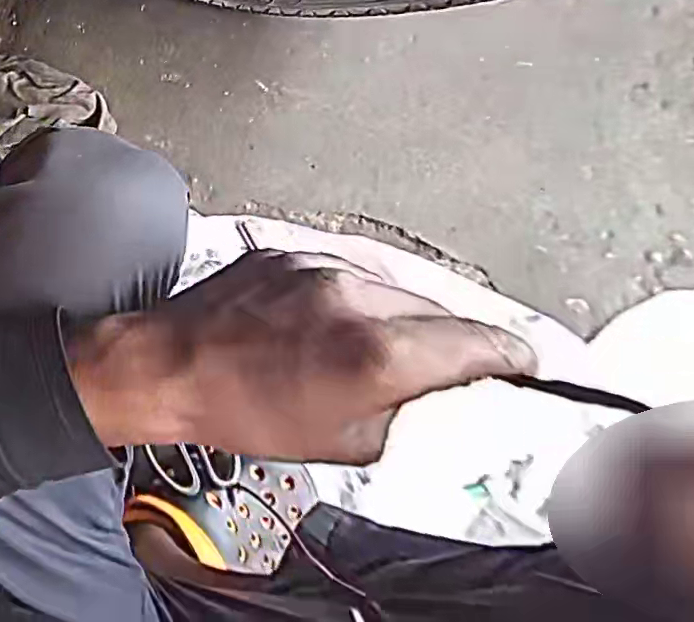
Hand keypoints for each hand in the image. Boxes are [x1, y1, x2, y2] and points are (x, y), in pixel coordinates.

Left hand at [65, 249, 535, 463]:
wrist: (169, 364)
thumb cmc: (240, 408)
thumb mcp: (348, 440)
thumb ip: (413, 412)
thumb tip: (450, 397)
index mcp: (375, 350)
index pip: (484, 342)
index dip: (514, 360)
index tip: (524, 368)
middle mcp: (349, 295)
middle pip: (442, 307)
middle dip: (457, 338)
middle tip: (455, 364)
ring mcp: (312, 266)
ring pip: (392, 282)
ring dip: (404, 311)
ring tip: (383, 342)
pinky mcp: (282, 252)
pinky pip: (342, 267)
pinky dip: (355, 291)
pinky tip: (338, 316)